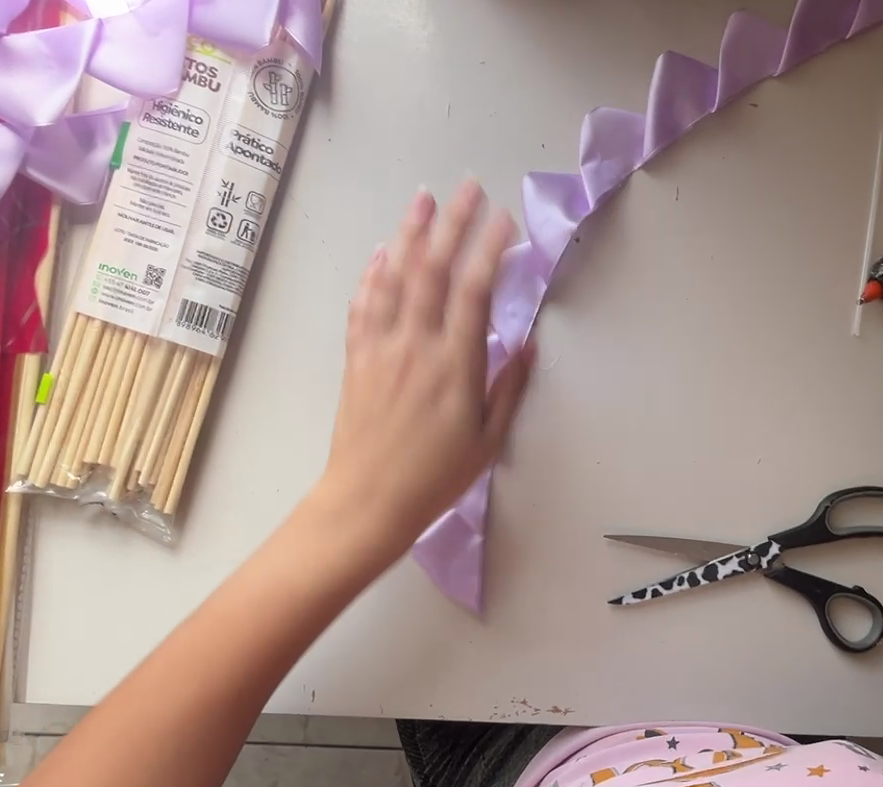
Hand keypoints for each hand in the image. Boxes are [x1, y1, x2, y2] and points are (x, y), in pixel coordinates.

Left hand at [307, 181, 532, 559]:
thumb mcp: (488, 441)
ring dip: (409, 233)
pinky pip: (363, 304)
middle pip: (432, 270)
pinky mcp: (357, 358)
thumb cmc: (437, 478)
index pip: (473, 292)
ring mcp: (380, 348)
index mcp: (454, 367)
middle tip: (468, 188)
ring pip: (394, 277)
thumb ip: (507, 388)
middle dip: (451, 224)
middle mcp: (415, 346)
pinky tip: (381, 252)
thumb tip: (525, 343)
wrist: (368, 501)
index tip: (504, 220)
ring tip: (424, 199)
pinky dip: (372, 273)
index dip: (488, 250)